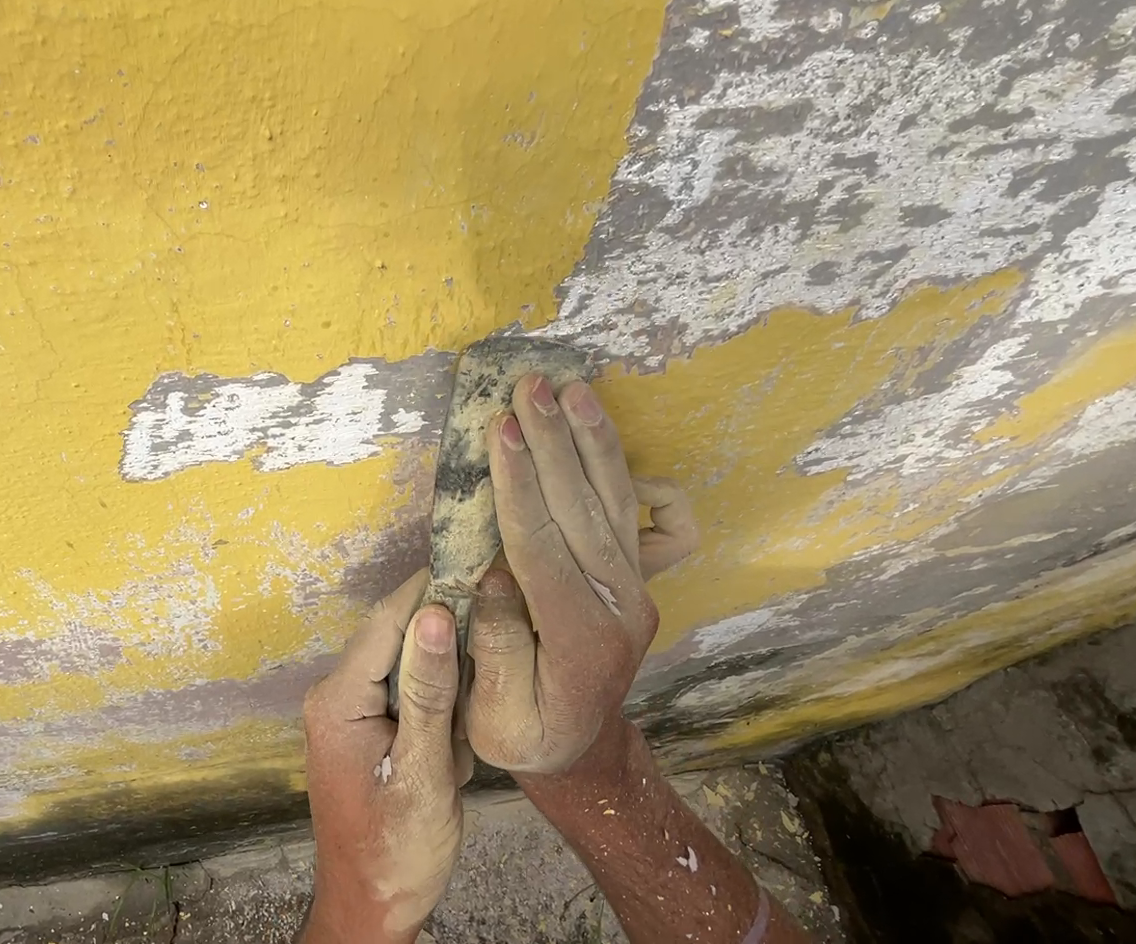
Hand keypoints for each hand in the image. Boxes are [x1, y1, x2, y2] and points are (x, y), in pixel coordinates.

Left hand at [301, 569, 470, 943]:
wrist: (370, 908)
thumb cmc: (396, 851)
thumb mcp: (423, 773)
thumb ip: (429, 692)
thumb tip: (436, 614)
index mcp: (339, 697)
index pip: (387, 619)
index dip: (431, 590)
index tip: (480, 568)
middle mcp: (335, 692)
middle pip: (395, 636)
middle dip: (443, 642)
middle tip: (491, 649)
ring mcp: (348, 707)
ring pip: (406, 663)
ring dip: (443, 683)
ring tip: (464, 724)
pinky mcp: (363, 723)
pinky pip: (405, 691)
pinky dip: (436, 707)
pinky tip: (451, 744)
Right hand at [464, 373, 697, 774]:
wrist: (582, 749)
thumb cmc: (527, 734)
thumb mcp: (497, 717)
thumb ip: (499, 646)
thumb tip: (493, 573)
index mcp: (580, 639)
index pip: (542, 545)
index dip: (519, 485)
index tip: (501, 430)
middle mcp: (619, 604)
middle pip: (583, 507)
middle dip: (553, 441)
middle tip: (530, 385)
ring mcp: (634, 587)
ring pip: (615, 500)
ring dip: (591, 440)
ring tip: (571, 389)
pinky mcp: (635, 576)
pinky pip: (642, 515)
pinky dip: (626, 470)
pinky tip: (600, 435)